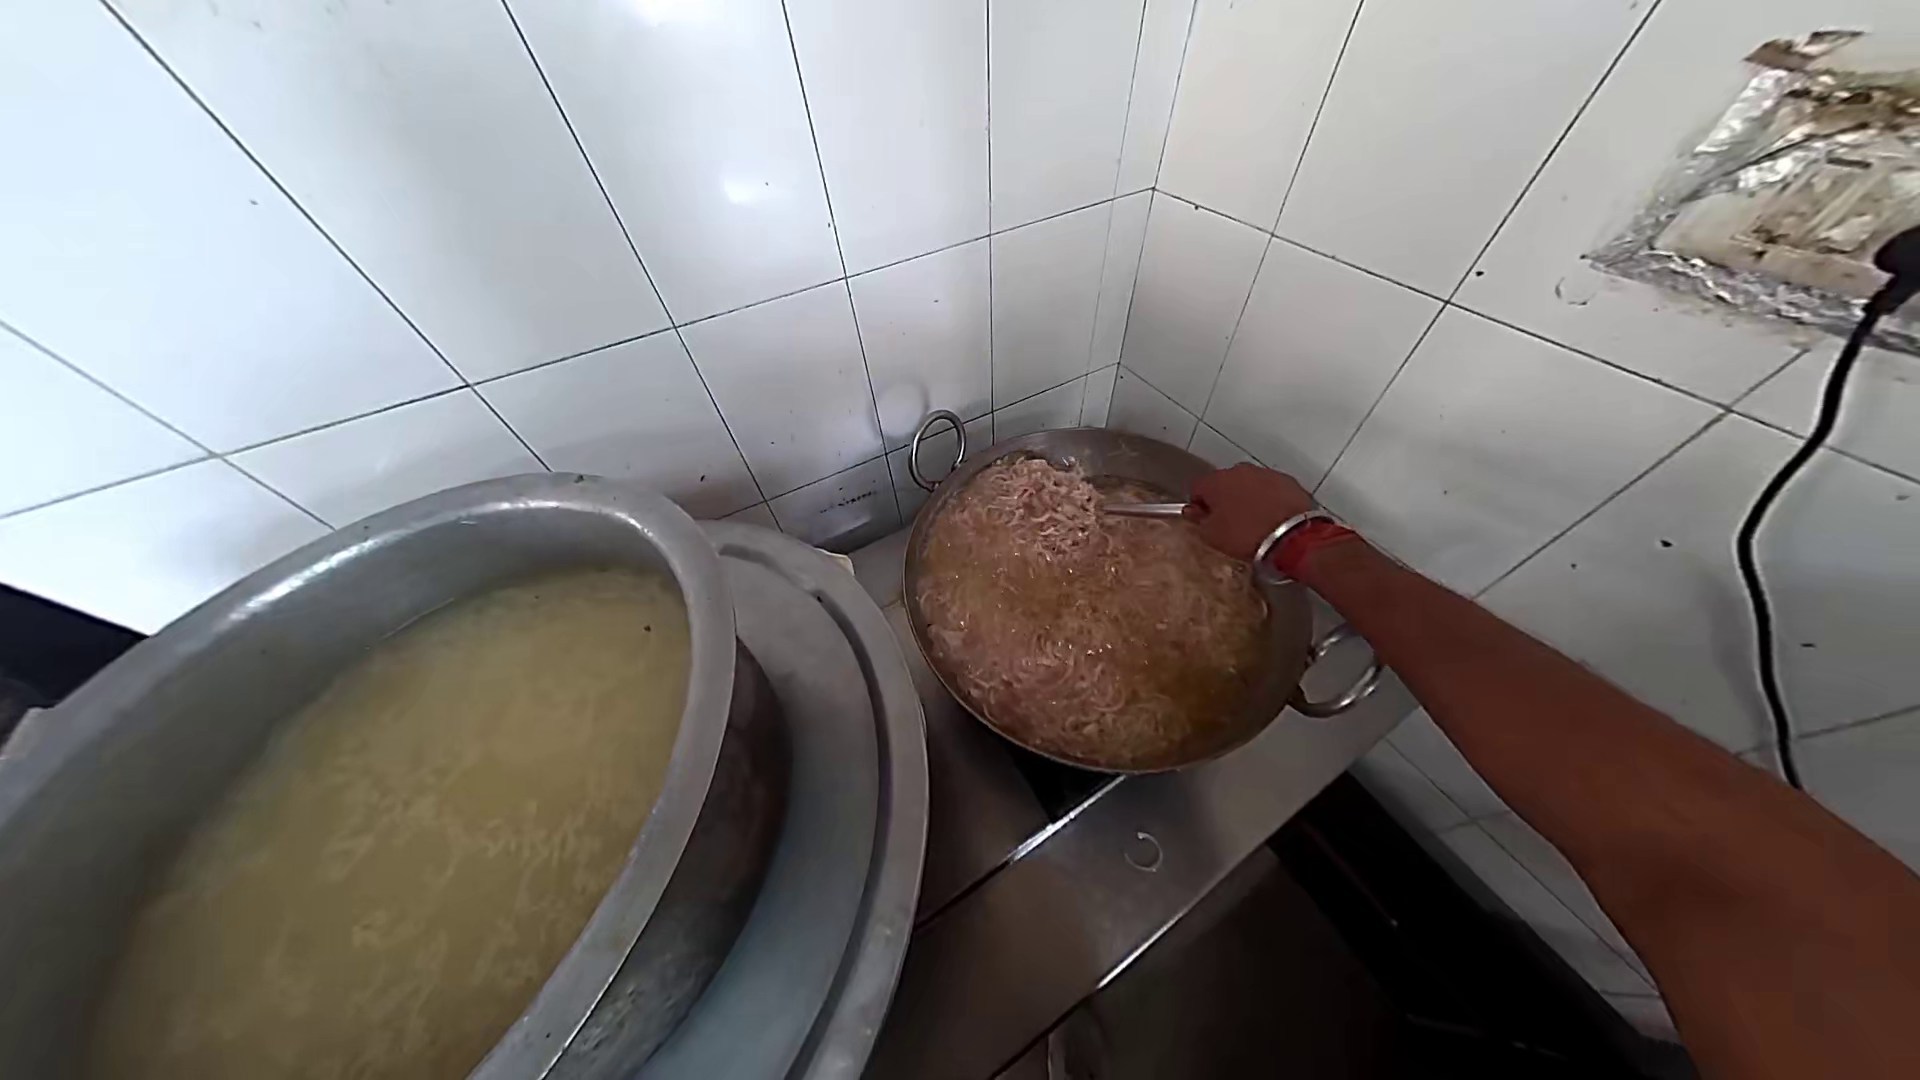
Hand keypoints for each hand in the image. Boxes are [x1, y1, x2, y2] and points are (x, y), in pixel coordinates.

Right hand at [1182, 463, 1314, 560]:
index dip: (1198, 504)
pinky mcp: (1288, 480)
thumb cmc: (1245, 534)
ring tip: (1252, 518)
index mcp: (1216, 481)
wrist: (1292, 537)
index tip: (1204, 518)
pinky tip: (1271, 515)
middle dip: (1223, 497)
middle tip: (1228, 519)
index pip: (1197, 488)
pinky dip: (1268, 497)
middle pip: (1223, 482)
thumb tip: (1194, 511)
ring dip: (1246, 496)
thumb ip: (1198, 519)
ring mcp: (1265, 473)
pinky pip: (1270, 487)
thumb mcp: (1212, 535)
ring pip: (1248, 482)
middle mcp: (1239, 470)